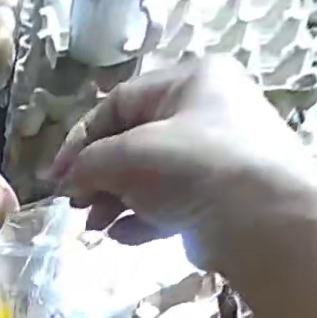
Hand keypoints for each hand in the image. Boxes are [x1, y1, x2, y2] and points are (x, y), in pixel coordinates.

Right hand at [47, 57, 316, 258]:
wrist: (261, 218)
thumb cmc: (194, 168)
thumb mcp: (128, 155)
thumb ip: (87, 164)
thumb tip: (67, 183)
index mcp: (189, 81)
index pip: (116, 104)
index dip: (79, 140)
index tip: (55, 179)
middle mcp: (202, 112)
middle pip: (128, 143)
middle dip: (95, 177)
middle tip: (76, 204)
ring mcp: (209, 157)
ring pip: (143, 177)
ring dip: (111, 203)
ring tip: (94, 227)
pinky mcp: (211, 197)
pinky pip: (162, 204)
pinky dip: (137, 220)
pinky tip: (121, 236)